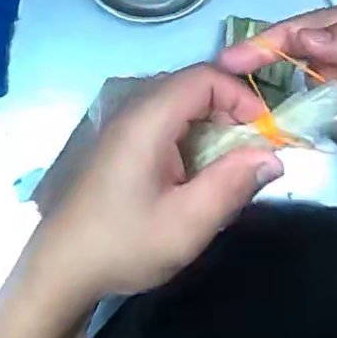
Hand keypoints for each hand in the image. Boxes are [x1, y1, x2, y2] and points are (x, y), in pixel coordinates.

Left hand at [29, 64, 283, 300]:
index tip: (266, 133)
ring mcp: (123, 119)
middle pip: (190, 84)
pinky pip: (163, 117)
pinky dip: (189, 133)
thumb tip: (272, 155)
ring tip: (229, 166)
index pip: (202, 76)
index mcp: (147, 117)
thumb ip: (231, 184)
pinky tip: (196, 171)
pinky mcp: (120, 136)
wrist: (63, 261)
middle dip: (229, 110)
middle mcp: (133, 106)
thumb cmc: (124, 241)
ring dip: (210, 124)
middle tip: (251, 154)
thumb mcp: (187, 224)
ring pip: (178, 100)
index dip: (240, 95)